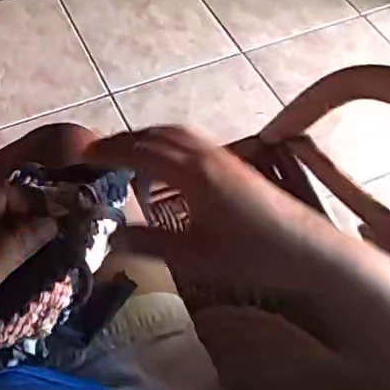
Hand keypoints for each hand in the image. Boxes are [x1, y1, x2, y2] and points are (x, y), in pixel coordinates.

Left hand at [0, 180, 57, 361]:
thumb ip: (19, 244)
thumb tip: (53, 223)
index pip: (4, 193)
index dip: (35, 200)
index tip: (65, 211)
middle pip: (3, 203)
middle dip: (33, 210)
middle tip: (66, 221)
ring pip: (0, 220)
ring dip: (26, 226)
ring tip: (58, 234)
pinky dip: (14, 241)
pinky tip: (36, 248)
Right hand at [84, 126, 360, 298]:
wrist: (307, 249)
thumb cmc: (253, 255)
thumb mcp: (195, 256)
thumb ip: (149, 245)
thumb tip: (109, 242)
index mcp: (193, 173)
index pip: (140, 151)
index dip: (109, 151)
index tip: (82, 155)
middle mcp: (205, 154)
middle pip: (155, 135)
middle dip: (122, 140)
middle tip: (95, 154)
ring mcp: (220, 154)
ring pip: (173, 133)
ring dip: (144, 138)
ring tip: (122, 154)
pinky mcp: (231, 161)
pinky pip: (188, 139)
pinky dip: (165, 141)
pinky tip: (162, 163)